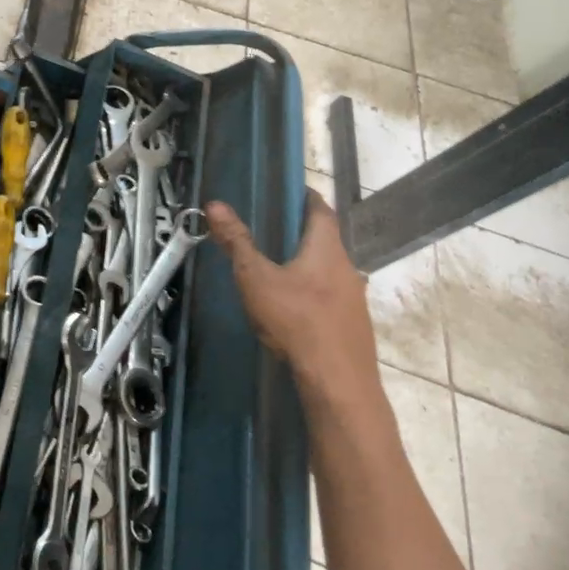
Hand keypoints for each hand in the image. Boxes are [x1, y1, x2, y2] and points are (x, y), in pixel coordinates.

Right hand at [205, 191, 377, 399]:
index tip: (284, 188)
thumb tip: (215, 205)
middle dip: (299, 229)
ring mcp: (353, 298)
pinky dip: (309, 286)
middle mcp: (347, 268)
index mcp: (327, 250)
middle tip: (267, 224)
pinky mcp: (351, 323)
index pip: (320, 210)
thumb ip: (237, 242)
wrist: (337, 381)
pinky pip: (328, 292)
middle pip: (325, 239)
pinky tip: (289, 300)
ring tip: (272, 261)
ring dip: (304, 260)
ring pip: (327, 268)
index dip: (304, 195)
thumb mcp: (256, 277)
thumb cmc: (296, 320)